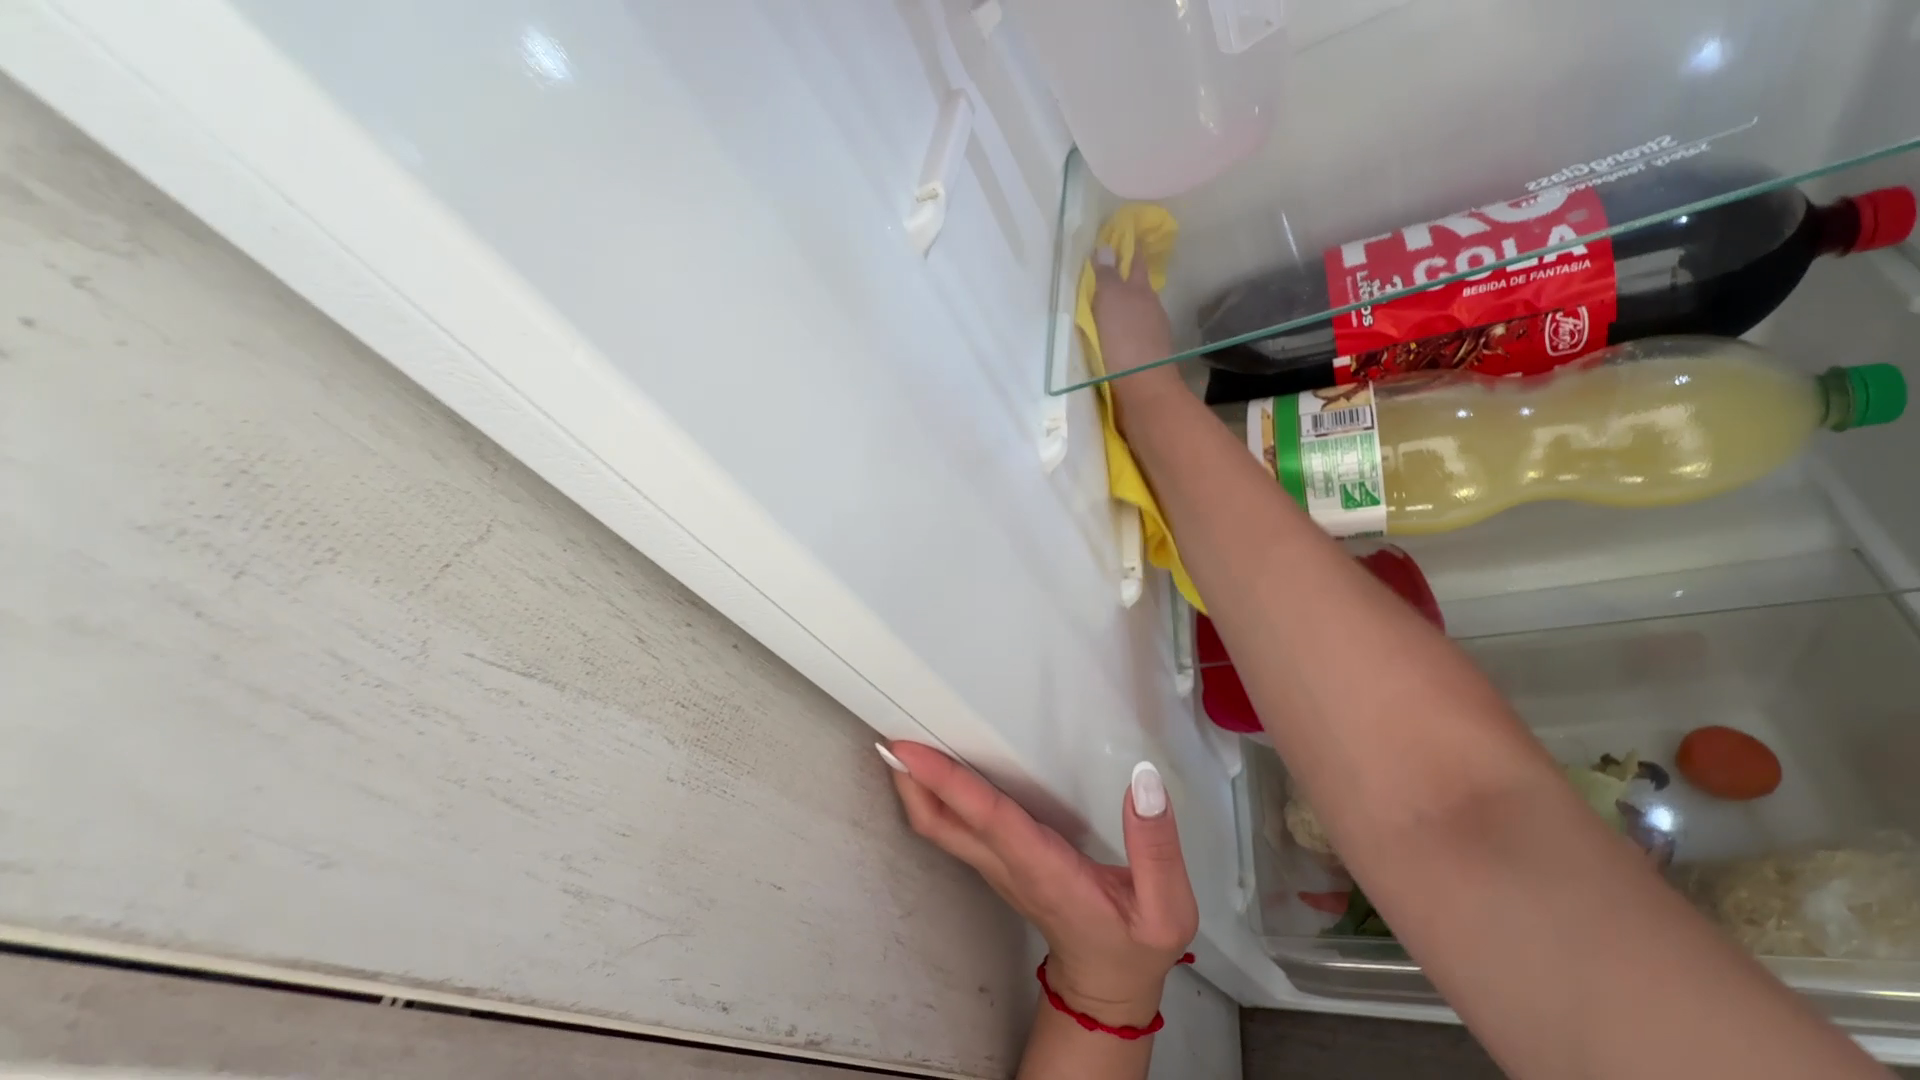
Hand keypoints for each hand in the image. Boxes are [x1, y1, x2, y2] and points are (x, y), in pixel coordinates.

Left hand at [879, 742, 1198, 1024]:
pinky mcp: (998, 862)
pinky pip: (955, 826)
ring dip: (917, 785)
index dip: (948, 781)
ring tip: (905, 740)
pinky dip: (937, 795)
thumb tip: (1143, 781)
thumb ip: (1157, 847)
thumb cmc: (1134, 947)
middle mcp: (1007, 865)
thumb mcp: (1167, 909)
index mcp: (1043, 870)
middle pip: (940, 822)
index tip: (911, 749)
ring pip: (940, 825)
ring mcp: (997, 866)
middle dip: (909, 780)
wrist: (1107, 986)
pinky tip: (939, 769)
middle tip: (891, 733)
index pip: (988, 818)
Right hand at [1090, 246, 1175, 376]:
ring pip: (1140, 312)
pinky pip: (1137, 334)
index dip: (1130, 250)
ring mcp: (1154, 332)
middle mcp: (1152, 308)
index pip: (1136, 263)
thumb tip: (1107, 247)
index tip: (1125, 238)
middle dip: (1128, 281)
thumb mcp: (1110, 301)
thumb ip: (1108, 275)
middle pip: (1140, 288)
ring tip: (1111, 310)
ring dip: (1127, 309)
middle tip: (1112, 275)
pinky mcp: (1150, 354)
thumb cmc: (1124, 338)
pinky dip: (1127, 331)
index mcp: (1141, 290)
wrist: (1144, 385)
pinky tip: (1118, 338)